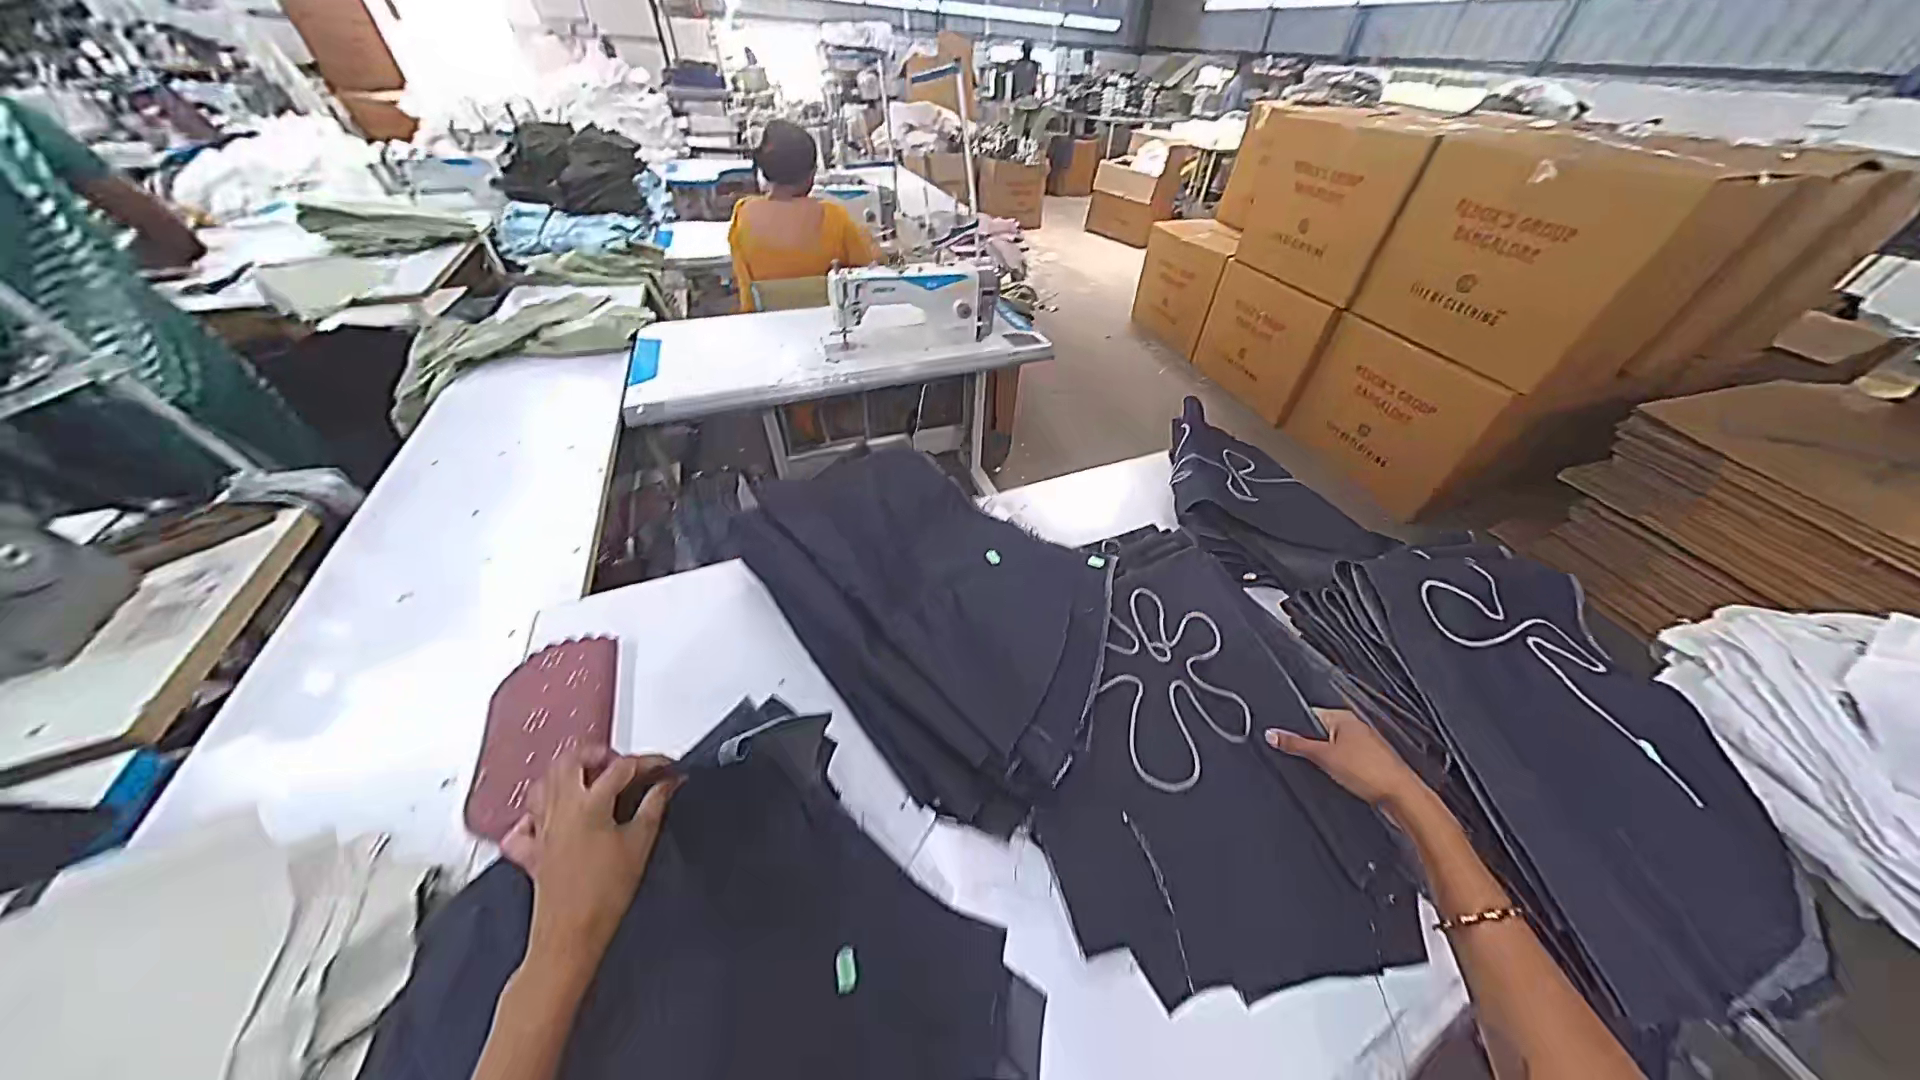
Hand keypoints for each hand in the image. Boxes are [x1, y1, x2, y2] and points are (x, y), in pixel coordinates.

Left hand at [500, 748, 682, 962]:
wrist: (571, 936)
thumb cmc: (604, 894)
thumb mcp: (641, 841)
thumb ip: (655, 804)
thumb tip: (667, 785)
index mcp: (589, 805)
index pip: (622, 767)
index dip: (649, 762)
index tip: (665, 767)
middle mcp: (560, 810)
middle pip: (571, 761)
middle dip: (598, 753)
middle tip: (621, 762)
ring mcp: (542, 829)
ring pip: (543, 783)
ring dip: (567, 773)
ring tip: (591, 777)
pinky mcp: (531, 852)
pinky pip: (522, 823)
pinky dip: (534, 812)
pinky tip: (552, 814)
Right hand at [1266, 708, 1428, 809]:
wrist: (1403, 798)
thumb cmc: (1371, 772)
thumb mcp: (1322, 756)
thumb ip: (1294, 744)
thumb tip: (1272, 734)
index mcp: (1344, 717)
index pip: (1308, 713)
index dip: (1295, 727)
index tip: (1286, 739)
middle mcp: (1356, 727)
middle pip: (1320, 732)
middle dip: (1312, 746)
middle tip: (1312, 759)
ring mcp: (1366, 745)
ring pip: (1334, 749)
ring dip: (1329, 760)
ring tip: (1332, 771)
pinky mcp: (1372, 763)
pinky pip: (1347, 762)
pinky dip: (1341, 770)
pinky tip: (1343, 779)